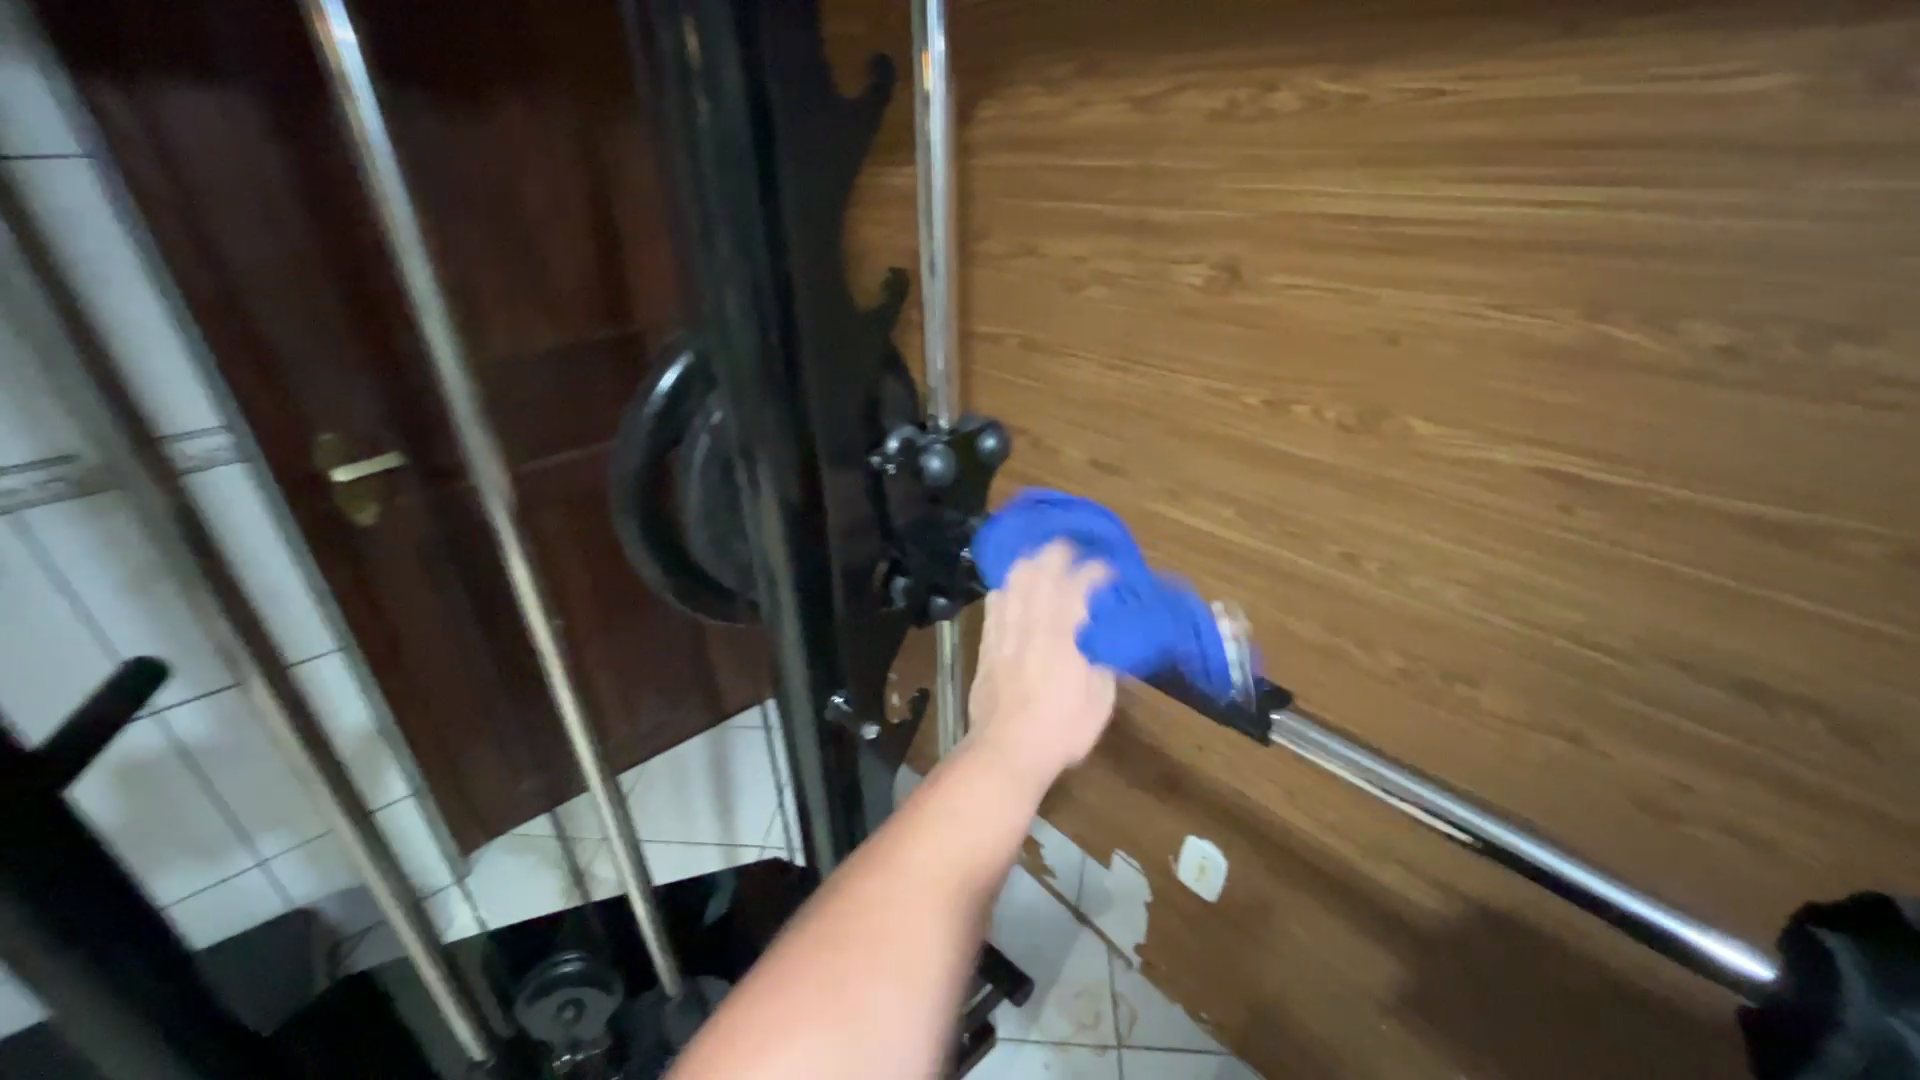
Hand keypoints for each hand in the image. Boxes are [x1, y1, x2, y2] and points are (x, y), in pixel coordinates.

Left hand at [966, 540, 1117, 784]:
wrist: (1006, 751)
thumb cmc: (1061, 730)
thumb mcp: (1099, 700)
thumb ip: (1102, 664)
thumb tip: (1102, 646)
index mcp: (1062, 634)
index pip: (1077, 584)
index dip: (1095, 570)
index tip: (1108, 569)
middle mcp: (1029, 624)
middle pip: (1039, 572)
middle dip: (1057, 554)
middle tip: (1073, 551)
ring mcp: (1003, 633)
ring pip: (1011, 583)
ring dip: (1028, 566)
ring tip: (1040, 563)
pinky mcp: (985, 648)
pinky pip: (993, 607)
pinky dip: (1005, 590)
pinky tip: (1010, 590)